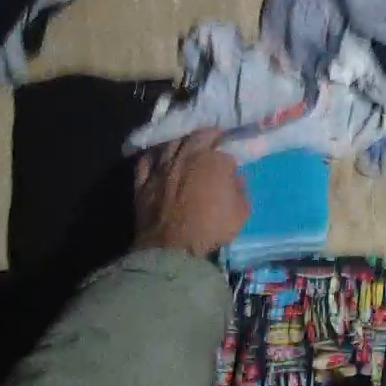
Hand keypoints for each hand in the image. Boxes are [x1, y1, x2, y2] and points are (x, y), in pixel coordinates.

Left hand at [131, 130, 249, 256]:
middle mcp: (186, 156)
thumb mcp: (242, 212)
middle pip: (198, 136)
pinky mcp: (143, 181)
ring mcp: (161, 167)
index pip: (225, 149)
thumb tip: (234, 178)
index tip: (231, 163)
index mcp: (213, 160)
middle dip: (208, 136)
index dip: (230, 155)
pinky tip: (158, 157)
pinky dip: (154, 156)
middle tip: (213, 140)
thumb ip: (240, 189)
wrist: (173, 249)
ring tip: (186, 145)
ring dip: (181, 141)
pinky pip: (146, 160)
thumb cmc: (212, 228)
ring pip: (171, 143)